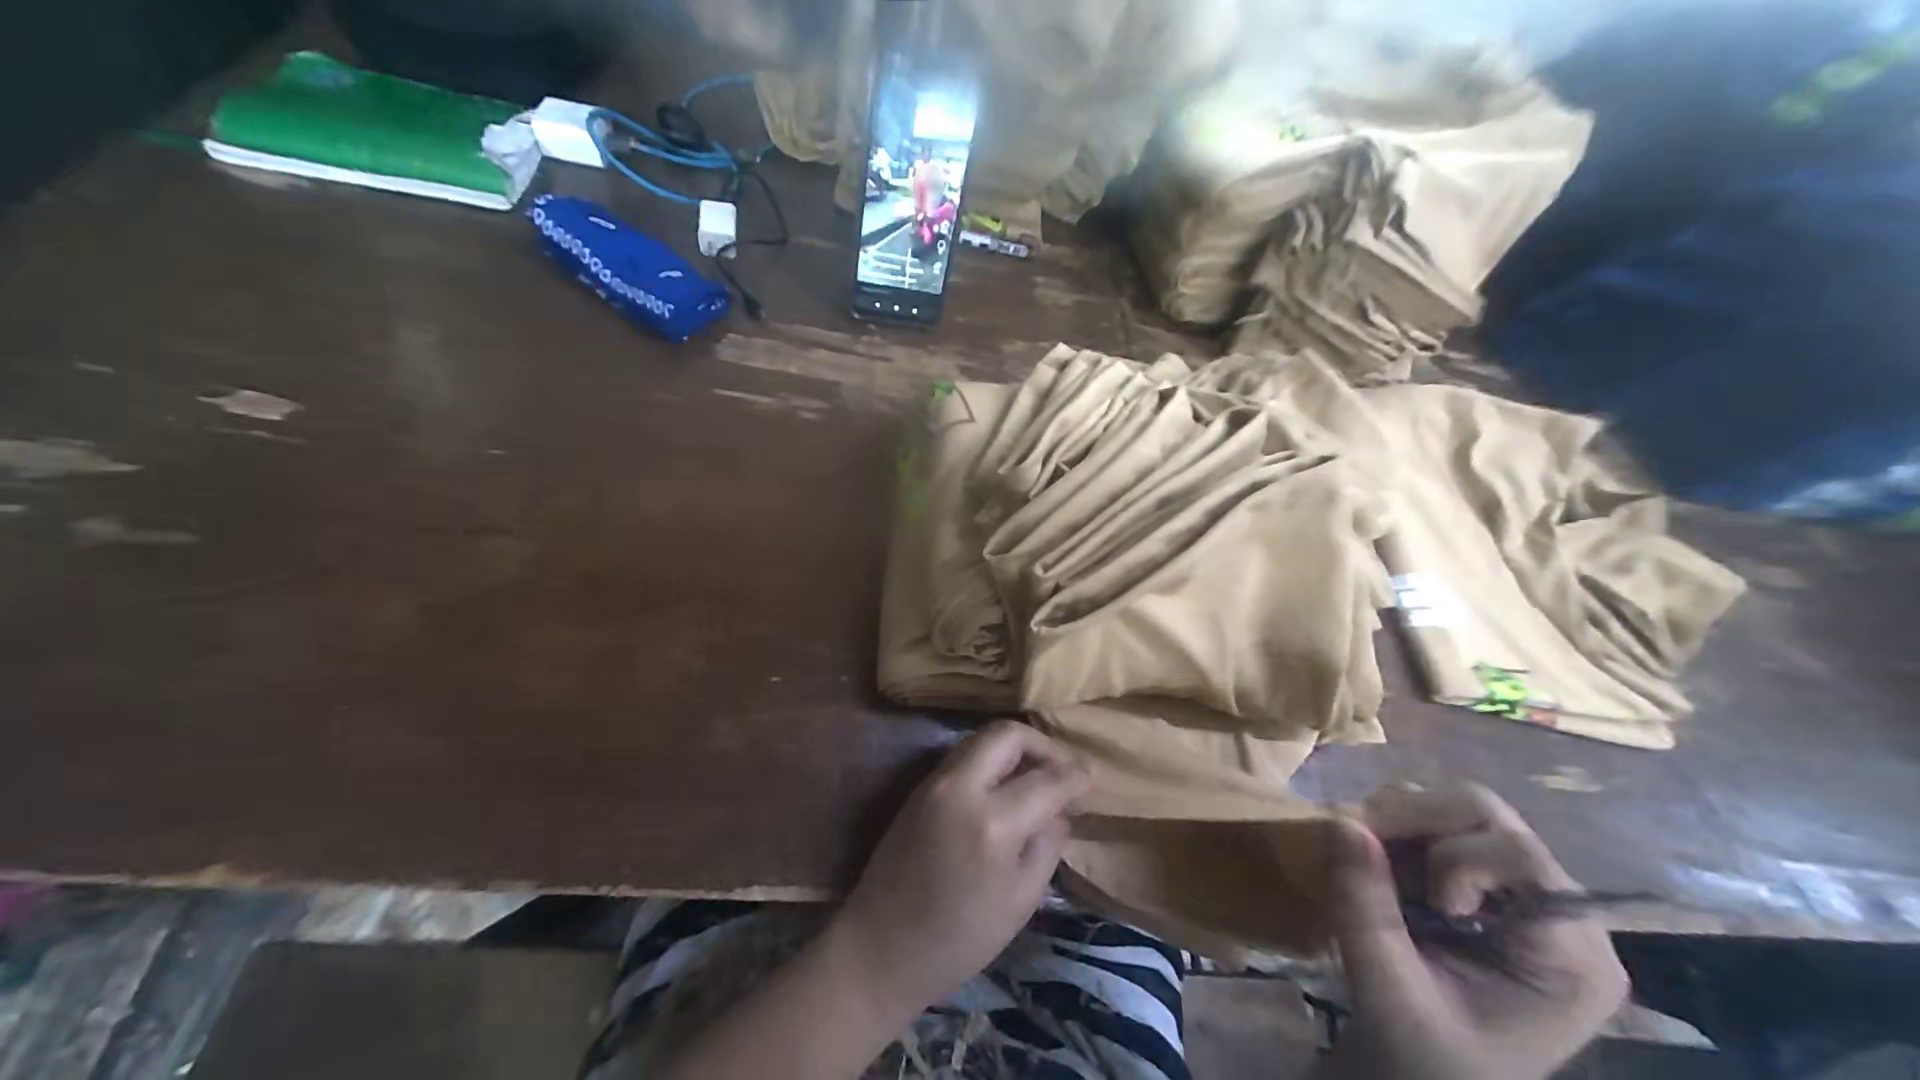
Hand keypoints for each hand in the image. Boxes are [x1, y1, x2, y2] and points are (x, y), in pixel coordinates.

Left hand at [829, 720, 1090, 1009]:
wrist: (880, 946)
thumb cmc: (960, 939)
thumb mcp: (1021, 901)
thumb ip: (1047, 845)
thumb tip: (1059, 809)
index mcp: (992, 822)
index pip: (1046, 779)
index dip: (1076, 775)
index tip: (1093, 777)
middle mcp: (960, 788)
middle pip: (1007, 734)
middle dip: (1042, 745)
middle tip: (1063, 770)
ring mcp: (934, 783)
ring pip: (981, 739)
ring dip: (1014, 749)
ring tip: (1037, 777)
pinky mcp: (918, 788)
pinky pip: (963, 757)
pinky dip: (990, 760)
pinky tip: (1005, 787)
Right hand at [1321, 783, 1628, 1079]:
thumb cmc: (1423, 1061)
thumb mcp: (1391, 995)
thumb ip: (1366, 911)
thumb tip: (1340, 822)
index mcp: (1568, 950)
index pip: (1518, 852)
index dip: (1456, 857)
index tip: (1428, 906)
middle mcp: (1553, 906)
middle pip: (1482, 813)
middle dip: (1412, 821)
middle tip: (1367, 856)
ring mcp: (1512, 887)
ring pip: (1451, 807)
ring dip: (1396, 823)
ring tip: (1371, 870)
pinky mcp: (1476, 879)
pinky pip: (1429, 823)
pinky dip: (1390, 830)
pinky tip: (1377, 870)